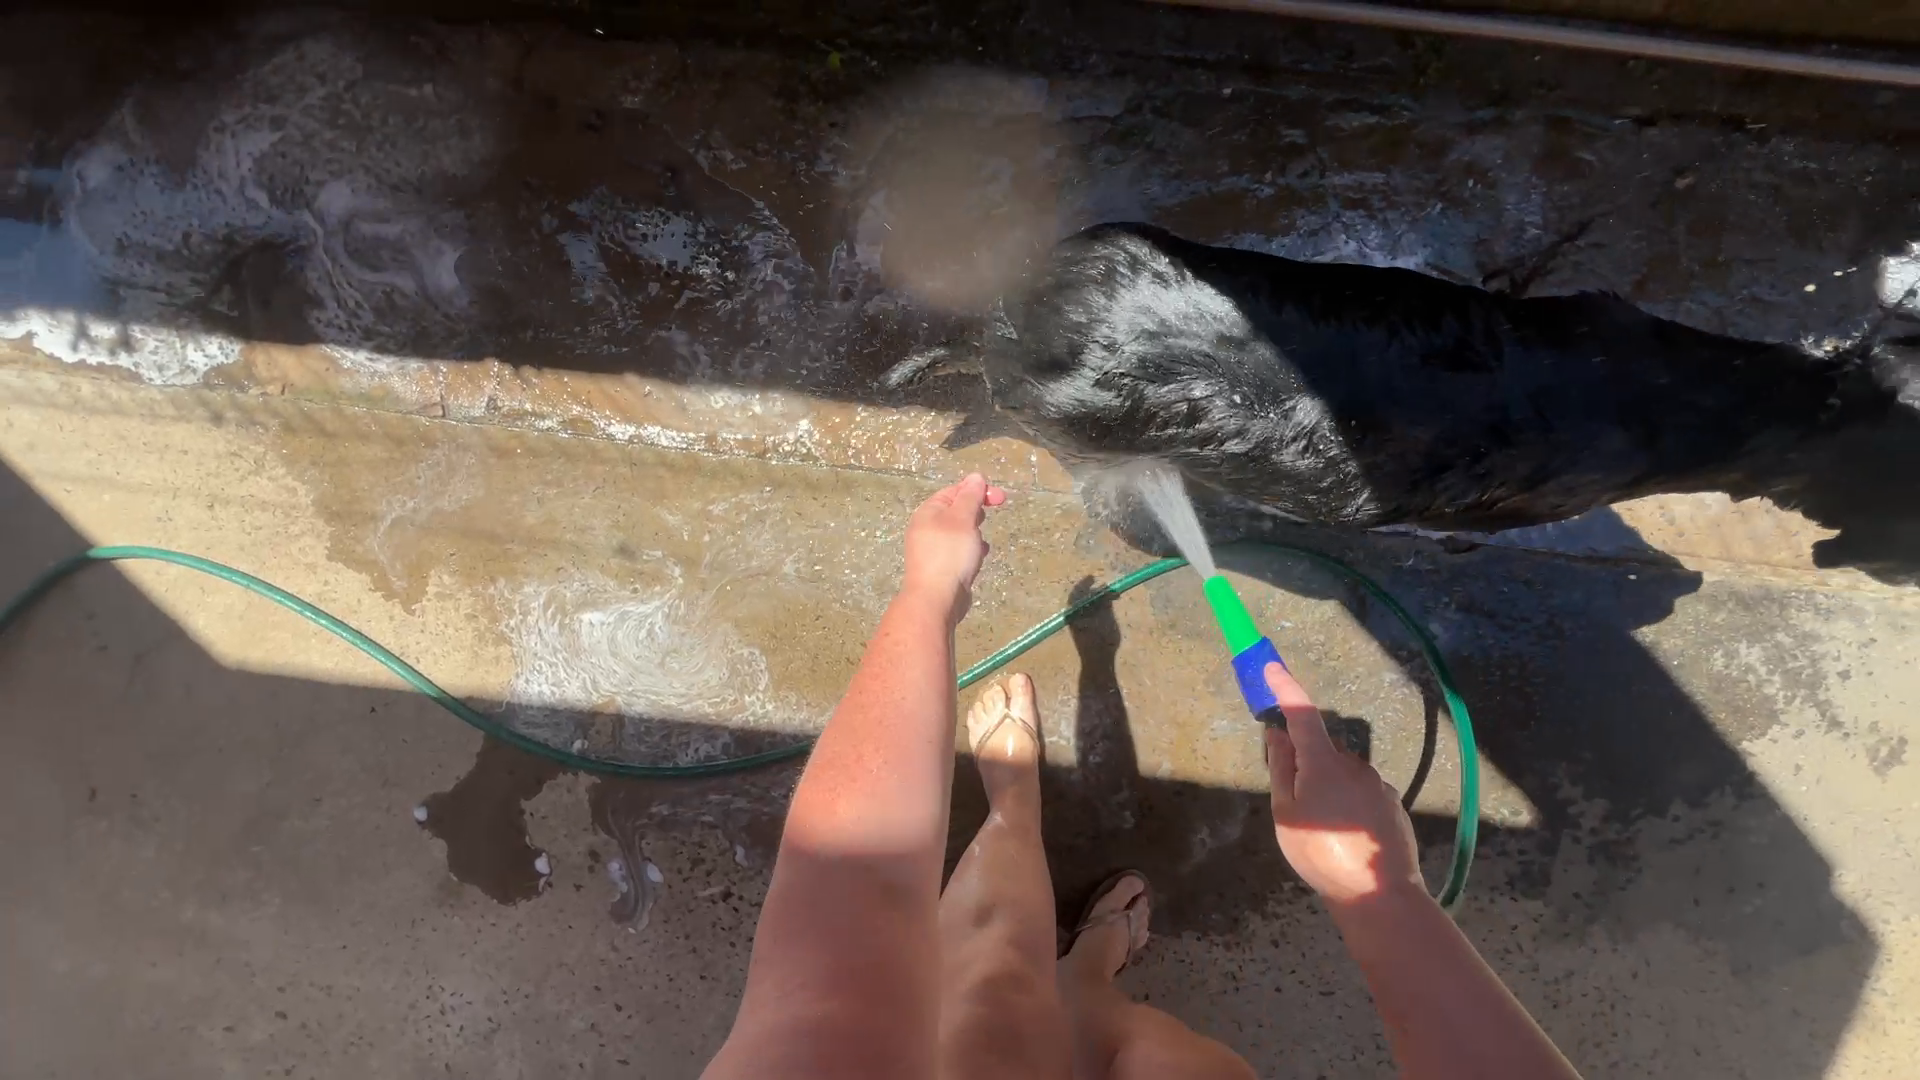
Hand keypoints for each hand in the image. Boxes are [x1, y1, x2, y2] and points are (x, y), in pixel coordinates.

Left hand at [901, 473, 1006, 620]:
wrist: (937, 598)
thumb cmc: (950, 554)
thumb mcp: (963, 518)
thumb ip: (970, 497)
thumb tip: (975, 477)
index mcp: (928, 512)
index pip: (955, 491)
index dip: (978, 490)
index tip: (999, 498)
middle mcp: (927, 528)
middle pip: (957, 511)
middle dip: (976, 513)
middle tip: (984, 521)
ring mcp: (933, 549)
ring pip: (961, 533)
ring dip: (975, 536)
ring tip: (978, 545)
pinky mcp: (942, 568)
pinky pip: (960, 553)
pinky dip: (971, 553)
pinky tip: (978, 559)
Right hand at [1264, 663, 1422, 906]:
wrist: (1379, 893)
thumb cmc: (1320, 851)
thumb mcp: (1286, 812)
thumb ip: (1281, 769)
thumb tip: (1277, 733)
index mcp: (1322, 761)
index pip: (1302, 712)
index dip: (1285, 686)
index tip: (1271, 665)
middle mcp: (1353, 764)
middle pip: (1321, 747)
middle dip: (1306, 759)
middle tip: (1293, 796)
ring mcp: (1376, 784)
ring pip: (1342, 771)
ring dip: (1327, 784)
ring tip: (1321, 827)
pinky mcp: (1391, 805)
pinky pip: (1360, 791)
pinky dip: (1346, 801)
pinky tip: (1343, 834)